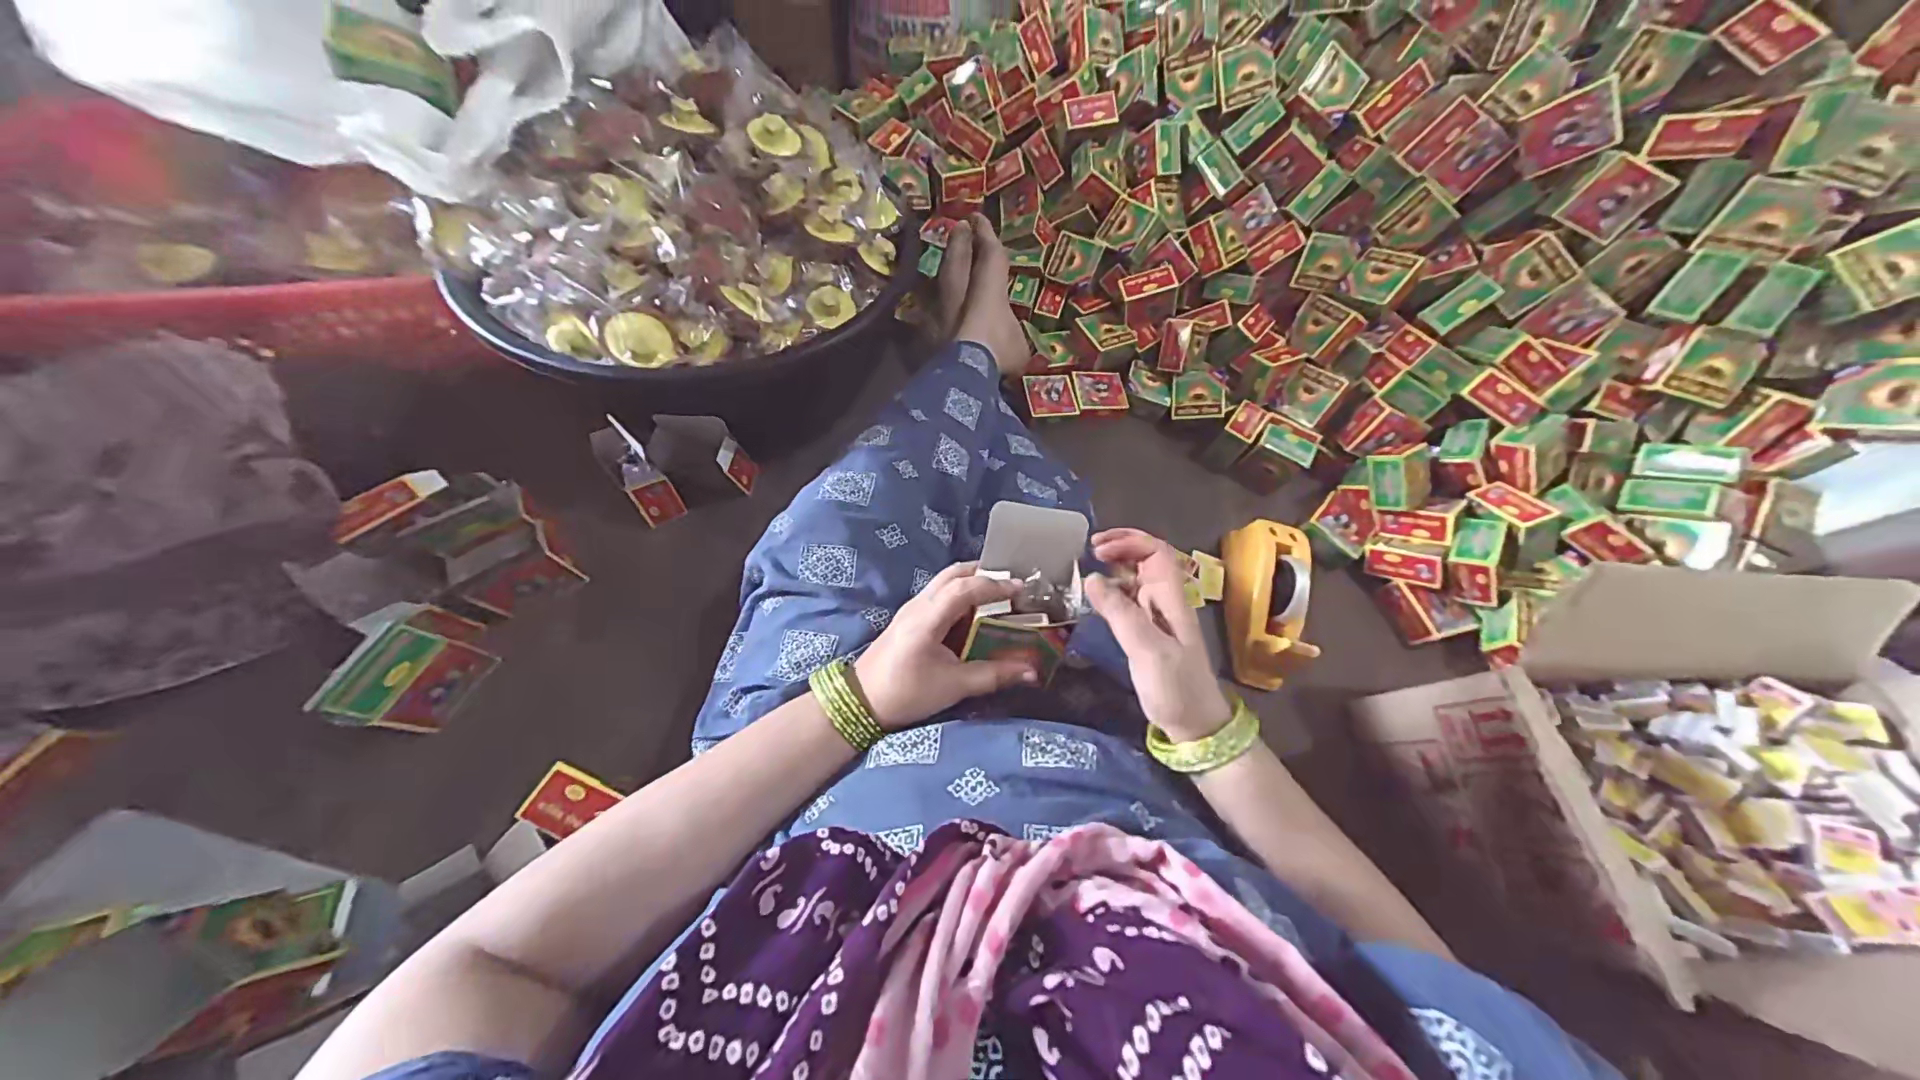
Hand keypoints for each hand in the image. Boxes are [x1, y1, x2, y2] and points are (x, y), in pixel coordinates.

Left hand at [853, 562, 1039, 729]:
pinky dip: (959, 593)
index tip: (1021, 589)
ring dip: (971, 581)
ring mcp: (910, 609)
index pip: (965, 588)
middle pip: (953, 574)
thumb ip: (994, 675)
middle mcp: (918, 605)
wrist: (861, 702)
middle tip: (1010, 583)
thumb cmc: (906, 693)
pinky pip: (938, 594)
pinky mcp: (908, 618)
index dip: (995, 585)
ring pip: (944, 581)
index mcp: (928, 617)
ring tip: (997, 594)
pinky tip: (973, 611)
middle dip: (984, 573)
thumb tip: (1031, 672)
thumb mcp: (954, 686)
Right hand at [1084, 528, 1232, 742]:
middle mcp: (1166, 601)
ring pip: (1136, 578)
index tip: (1098, 549)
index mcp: (1173, 599)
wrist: (1195, 725)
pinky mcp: (1148, 633)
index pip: (1156, 552)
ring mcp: (1157, 617)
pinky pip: (1129, 600)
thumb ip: (1120, 613)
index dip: (1129, 541)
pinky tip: (1097, 598)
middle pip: (1146, 559)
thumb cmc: (1176, 687)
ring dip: (1114, 567)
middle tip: (1089, 551)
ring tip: (1088, 570)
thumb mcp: (1147, 650)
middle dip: (1120, 547)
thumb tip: (1091, 578)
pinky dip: (1112, 591)